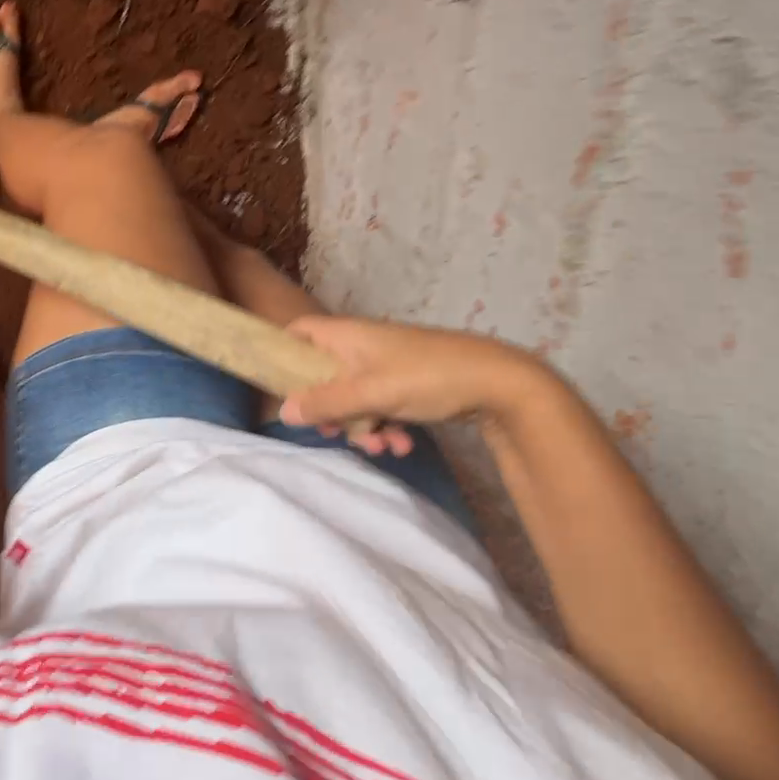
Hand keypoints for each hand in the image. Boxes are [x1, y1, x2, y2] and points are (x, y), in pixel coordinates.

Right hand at [280, 317, 551, 434]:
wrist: (501, 383)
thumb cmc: (427, 377)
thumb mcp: (370, 393)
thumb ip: (325, 403)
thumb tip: (283, 412)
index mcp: (345, 336)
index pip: (298, 332)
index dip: (282, 352)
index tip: (277, 383)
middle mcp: (359, 346)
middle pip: (321, 375)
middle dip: (328, 410)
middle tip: (335, 434)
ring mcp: (383, 365)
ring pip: (350, 396)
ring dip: (360, 425)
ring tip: (381, 447)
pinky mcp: (404, 383)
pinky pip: (377, 404)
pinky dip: (383, 424)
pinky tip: (401, 445)